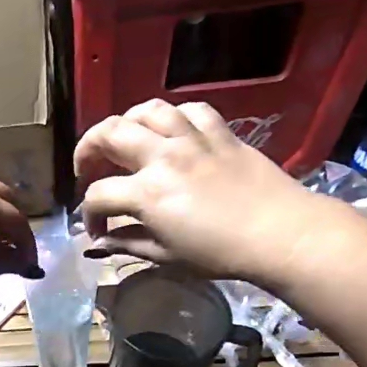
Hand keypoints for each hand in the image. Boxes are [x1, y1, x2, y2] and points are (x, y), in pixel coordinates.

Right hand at [74, 100, 329, 283]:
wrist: (278, 233)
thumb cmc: (220, 254)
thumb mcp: (168, 256)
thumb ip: (129, 243)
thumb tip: (101, 243)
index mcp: (146, 193)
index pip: (99, 195)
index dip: (89, 214)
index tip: (97, 230)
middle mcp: (162, 156)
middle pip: (109, 134)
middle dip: (88, 150)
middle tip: (89, 170)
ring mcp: (192, 139)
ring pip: (148, 110)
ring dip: (128, 122)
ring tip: (125, 140)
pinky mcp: (220, 132)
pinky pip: (191, 110)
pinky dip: (176, 117)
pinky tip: (174, 131)